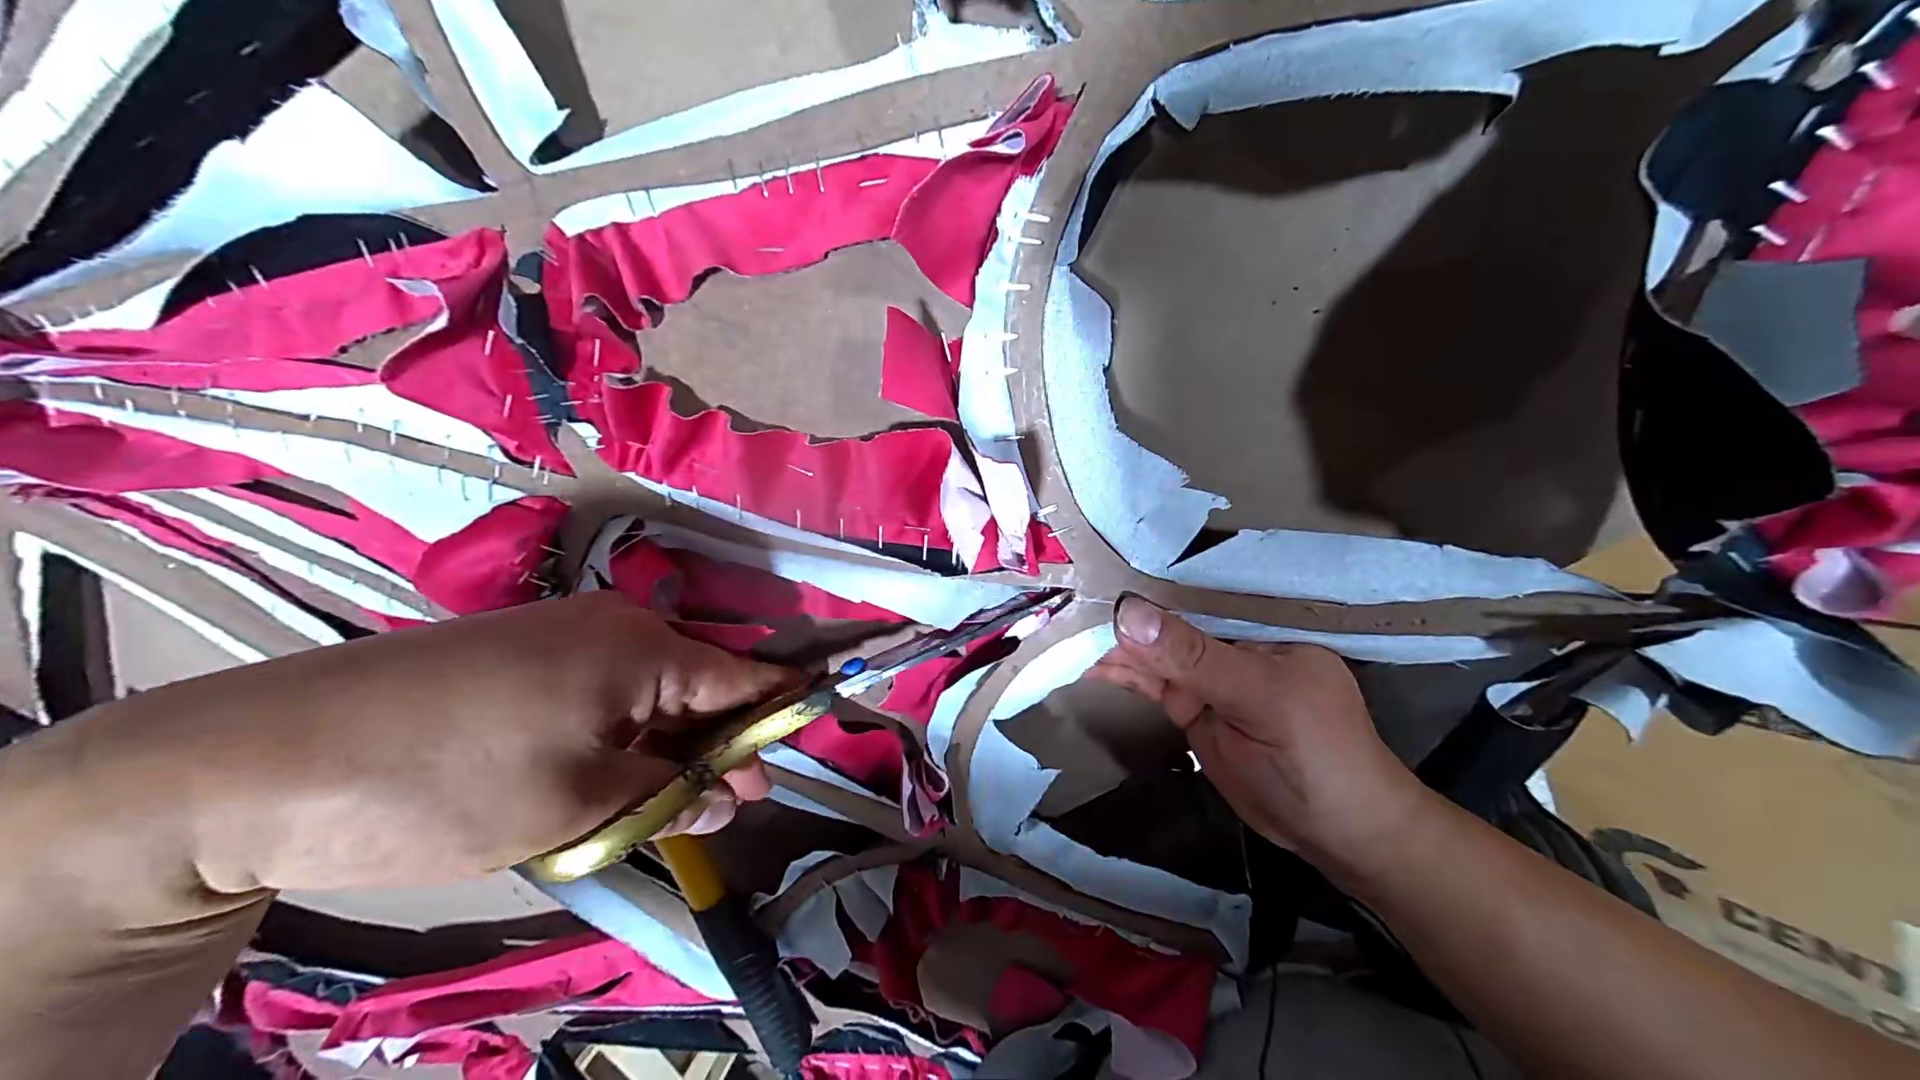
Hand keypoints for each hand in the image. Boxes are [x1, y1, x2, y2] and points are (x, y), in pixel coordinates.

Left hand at [25, 593, 790, 902]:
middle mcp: (612, 625)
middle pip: (698, 683)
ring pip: (649, 692)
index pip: (744, 677)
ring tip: (668, 806)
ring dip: (668, 746)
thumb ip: (671, 796)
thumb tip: (731, 794)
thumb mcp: (578, 806)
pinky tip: (611, 779)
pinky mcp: (522, 657)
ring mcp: (562, 636)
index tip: (810, 743)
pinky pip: (602, 692)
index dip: (781, 713)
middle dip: (722, 743)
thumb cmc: (448, 784)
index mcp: (642, 646)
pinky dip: (623, 736)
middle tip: (731, 806)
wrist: (260, 761)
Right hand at [1087, 597, 1429, 876]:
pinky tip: (1094, 672)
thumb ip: (1192, 656)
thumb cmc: (1318, 754)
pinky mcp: (1195, 710)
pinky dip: (1124, 679)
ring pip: (1156, 655)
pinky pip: (1153, 685)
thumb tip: (1128, 611)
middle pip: (1170, 623)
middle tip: (1071, 618)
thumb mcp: (1257, 697)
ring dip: (1117, 652)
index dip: (1151, 585)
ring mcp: (1212, 679)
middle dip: (1125, 619)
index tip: (1097, 575)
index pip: (1198, 593)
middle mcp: (1233, 644)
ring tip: (1071, 647)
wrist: (1339, 835)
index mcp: (1261, 626)